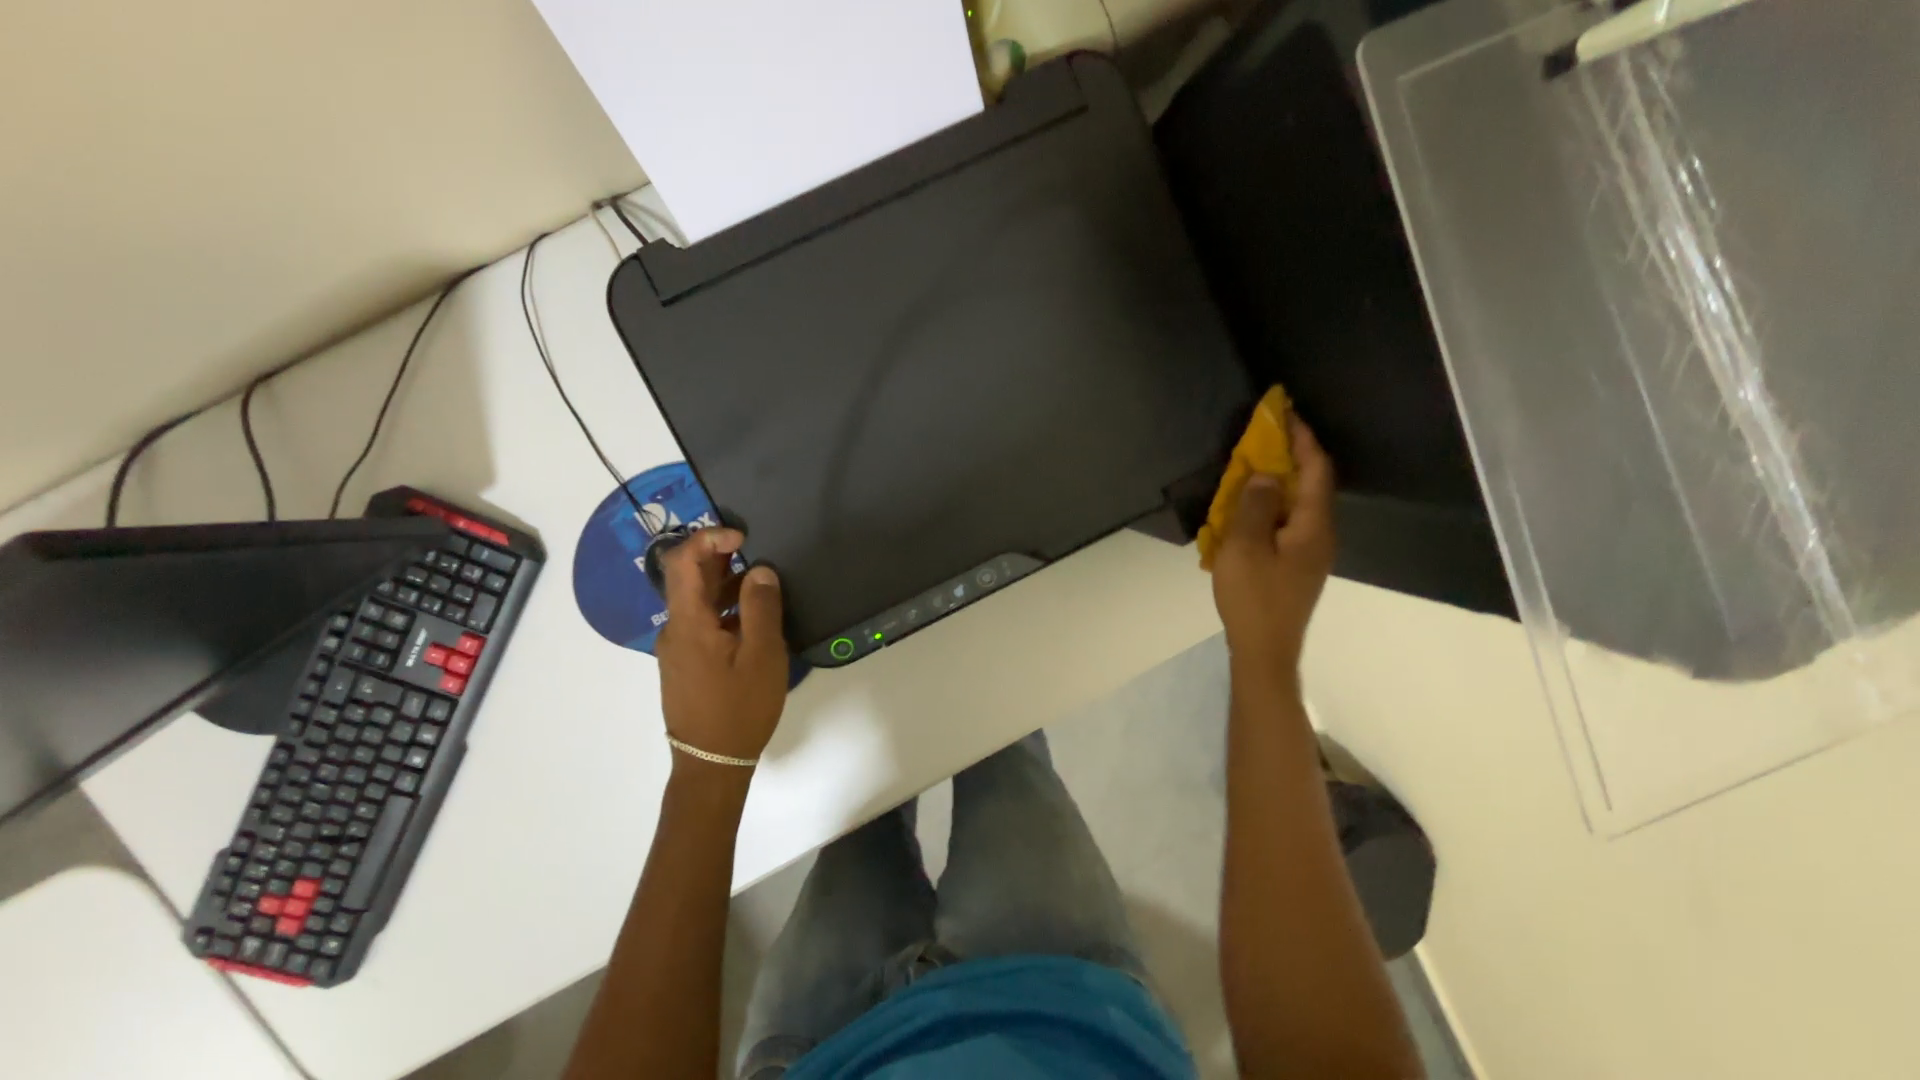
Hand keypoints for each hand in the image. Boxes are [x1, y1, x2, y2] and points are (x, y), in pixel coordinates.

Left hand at [655, 528, 789, 765]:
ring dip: (726, 585)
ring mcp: (678, 648)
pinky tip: (753, 621)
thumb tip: (759, 571)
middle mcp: (675, 629)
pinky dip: (724, 610)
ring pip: (697, 602)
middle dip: (721, 560)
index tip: (743, 537)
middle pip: (689, 579)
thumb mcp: (761, 655)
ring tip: (764, 586)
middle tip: (759, 556)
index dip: (709, 539)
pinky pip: (702, 623)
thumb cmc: (739, 707)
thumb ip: (760, 607)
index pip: (683, 562)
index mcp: (687, 622)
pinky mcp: (687, 664)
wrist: (711, 762)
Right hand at [1211, 416, 1335, 681]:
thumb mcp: (1245, 546)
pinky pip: (1289, 523)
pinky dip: (1273, 506)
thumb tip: (1268, 474)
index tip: (1284, 412)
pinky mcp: (1299, 567)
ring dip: (1280, 481)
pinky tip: (1250, 509)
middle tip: (1264, 435)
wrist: (1265, 650)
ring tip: (1252, 466)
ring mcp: (1311, 553)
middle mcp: (1321, 534)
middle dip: (1290, 455)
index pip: (1316, 469)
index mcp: (1313, 525)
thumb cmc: (1254, 597)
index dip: (1302, 438)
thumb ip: (1257, 504)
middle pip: (1312, 484)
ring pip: (1300, 504)